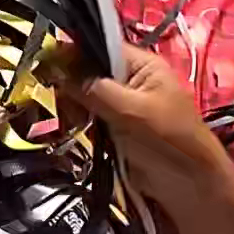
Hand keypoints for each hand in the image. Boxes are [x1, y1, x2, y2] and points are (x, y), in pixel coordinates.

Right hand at [63, 42, 233, 211]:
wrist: (188, 186)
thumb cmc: (168, 141)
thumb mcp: (130, 110)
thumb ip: (91, 89)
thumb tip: (55, 70)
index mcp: (141, 65)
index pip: (99, 47)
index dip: (71, 54)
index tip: (45, 66)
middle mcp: (128, 79)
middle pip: (86, 70)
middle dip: (71, 87)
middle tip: (67, 108)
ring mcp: (119, 103)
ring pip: (81, 94)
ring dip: (72, 108)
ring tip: (75, 125)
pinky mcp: (112, 125)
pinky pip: (86, 115)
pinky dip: (78, 122)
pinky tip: (76, 131)